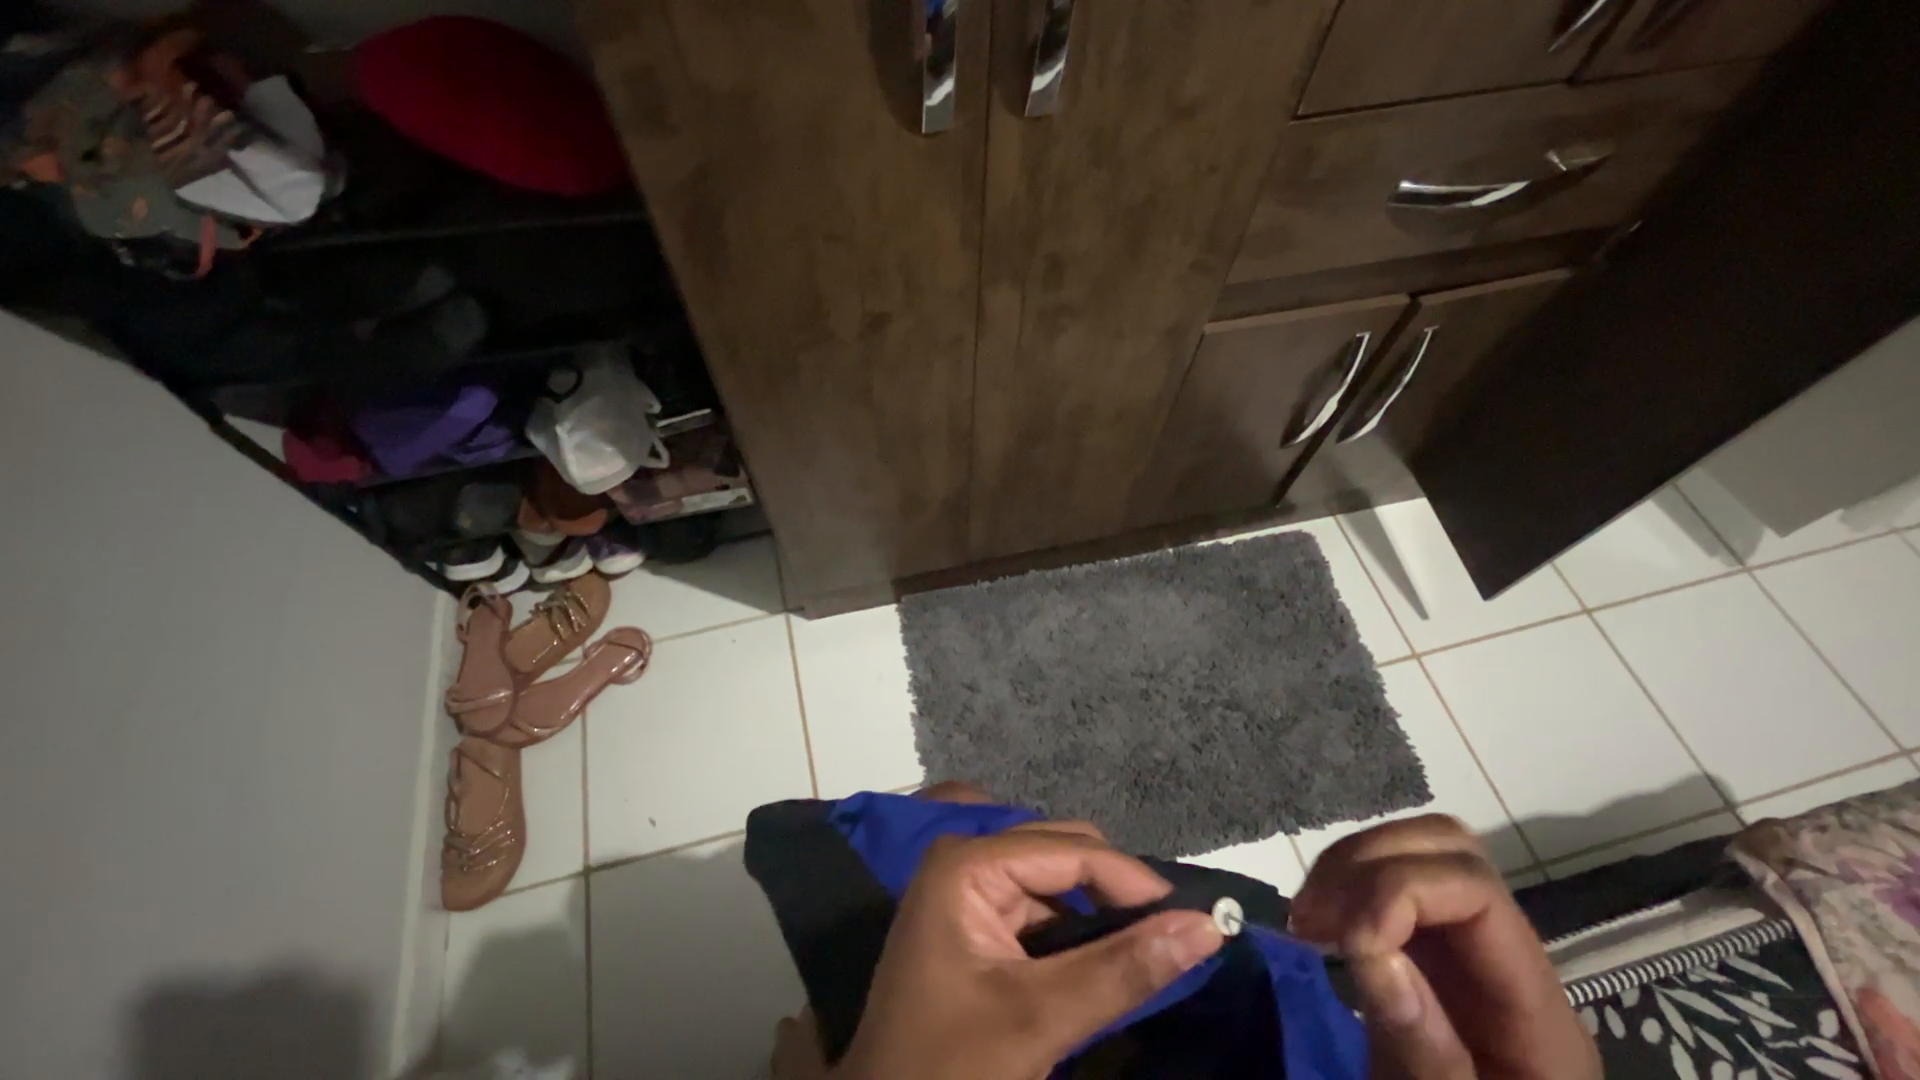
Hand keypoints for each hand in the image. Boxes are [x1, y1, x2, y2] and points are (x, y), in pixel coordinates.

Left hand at [834, 823, 1225, 1079]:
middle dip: (1117, 890)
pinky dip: (1078, 929)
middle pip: (1064, 853)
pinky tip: (1107, 954)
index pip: (1072, 850)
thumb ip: (1121, 971)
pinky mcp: (975, 920)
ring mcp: (967, 888)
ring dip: (1101, 911)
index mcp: (967, 863)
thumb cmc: (949, 1063)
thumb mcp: (1038, 1018)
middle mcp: (965, 859)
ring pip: (1057, 880)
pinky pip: (1041, 907)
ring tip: (1148, 946)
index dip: (1134, 881)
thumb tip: (1206, 928)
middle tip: (1173, 936)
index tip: (1193, 921)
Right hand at [1290, 816, 1599, 1079]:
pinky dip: (1344, 886)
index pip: (1476, 891)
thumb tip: (1370, 949)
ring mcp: (1467, 951)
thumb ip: (1423, 1053)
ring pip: (1416, 850)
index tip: (1344, 942)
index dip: (1399, 891)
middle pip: (1451, 848)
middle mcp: (1507, 957)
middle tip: (1313, 920)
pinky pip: (1389, 884)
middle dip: (1370, 862)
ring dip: (1350, 867)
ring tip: (1306, 922)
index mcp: (1536, 1010)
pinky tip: (1316, 927)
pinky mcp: (1430, 956)